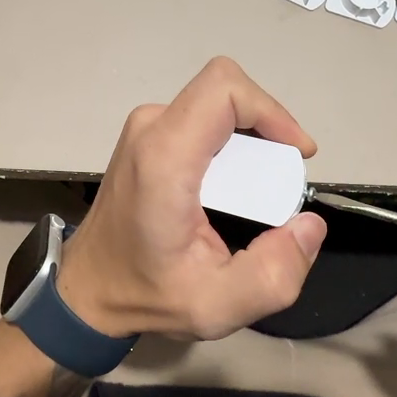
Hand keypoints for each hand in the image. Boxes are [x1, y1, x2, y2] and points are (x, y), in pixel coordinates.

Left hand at [55, 56, 327, 340]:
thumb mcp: (216, 306)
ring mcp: (144, 127)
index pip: (223, 90)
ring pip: (215, 104)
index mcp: (164, 158)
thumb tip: (310, 226)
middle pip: (224, 93)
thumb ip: (274, 274)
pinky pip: (201, 116)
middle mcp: (150, 129)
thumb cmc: (144, 293)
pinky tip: (237, 185)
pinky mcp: (145, 135)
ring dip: (250, 137)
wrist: (86, 287)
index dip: (270, 110)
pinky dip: (230, 141)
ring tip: (262, 188)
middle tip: (281, 182)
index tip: (295, 153)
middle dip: (267, 130)